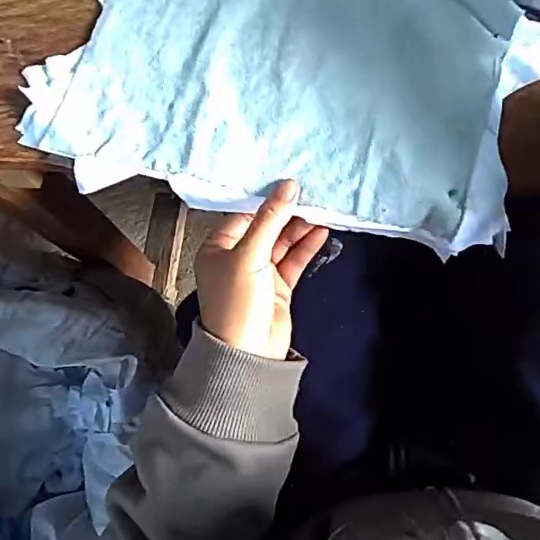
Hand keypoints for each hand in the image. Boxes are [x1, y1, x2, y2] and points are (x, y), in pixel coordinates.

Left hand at [195, 180, 329, 359]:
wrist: (248, 354)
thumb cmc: (236, 304)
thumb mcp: (249, 255)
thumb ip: (270, 219)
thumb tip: (287, 187)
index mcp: (217, 248)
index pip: (243, 216)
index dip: (265, 202)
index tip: (287, 186)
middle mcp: (236, 258)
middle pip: (264, 228)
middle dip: (286, 214)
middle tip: (309, 196)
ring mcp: (258, 273)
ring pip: (281, 243)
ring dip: (299, 229)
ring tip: (320, 210)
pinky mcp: (277, 287)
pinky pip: (293, 260)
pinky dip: (306, 247)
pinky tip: (321, 232)